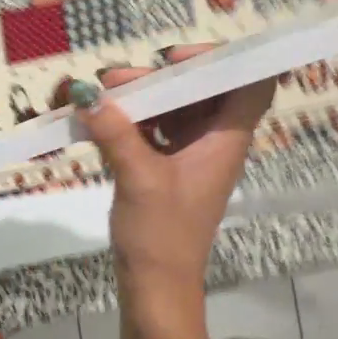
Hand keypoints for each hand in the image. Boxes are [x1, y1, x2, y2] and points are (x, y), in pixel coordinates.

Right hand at [77, 46, 275, 291]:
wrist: (156, 281)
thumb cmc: (162, 232)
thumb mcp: (138, 179)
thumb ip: (115, 134)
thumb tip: (87, 95)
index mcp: (224, 140)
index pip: (251, 83)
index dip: (221, 61)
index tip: (173, 57)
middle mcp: (211, 142)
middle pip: (199, 91)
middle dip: (157, 78)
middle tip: (113, 82)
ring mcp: (186, 156)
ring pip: (171, 110)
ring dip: (137, 99)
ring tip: (96, 100)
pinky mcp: (162, 169)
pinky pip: (150, 131)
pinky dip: (127, 122)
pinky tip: (98, 122)